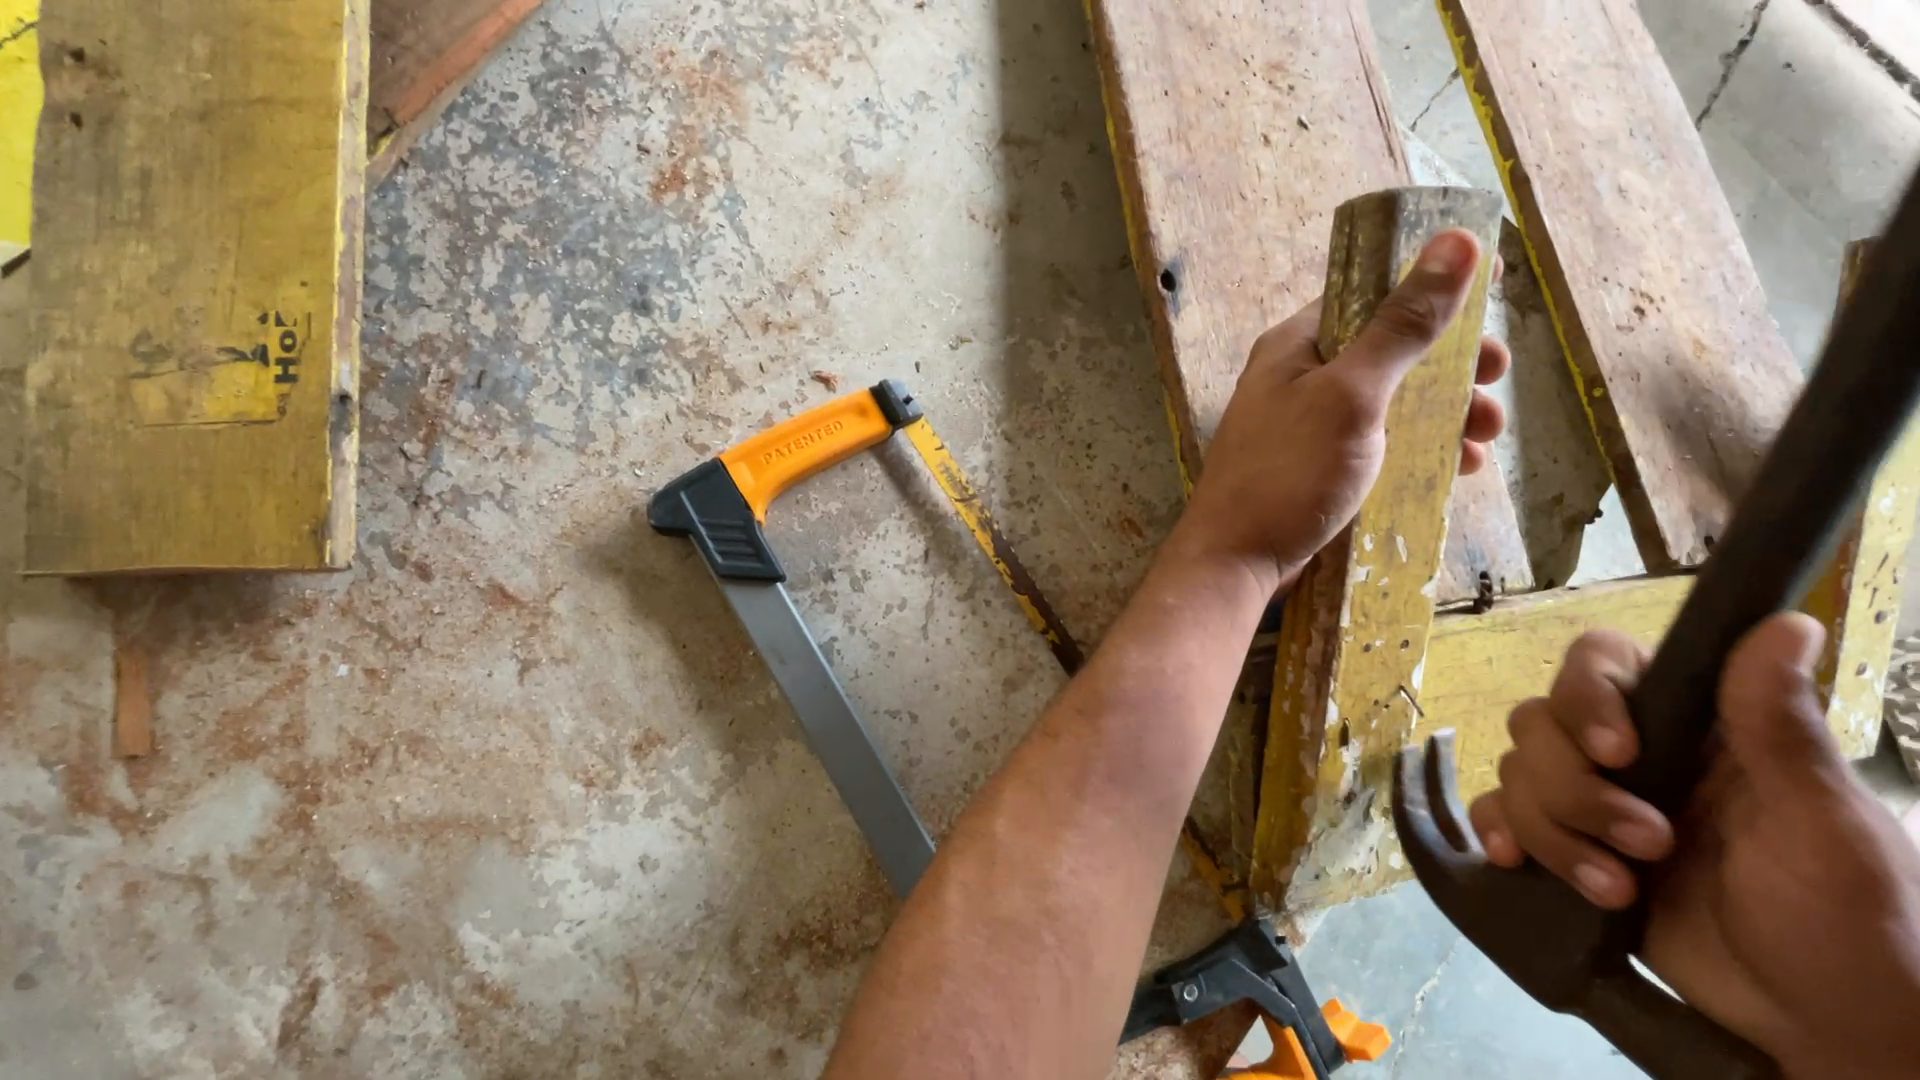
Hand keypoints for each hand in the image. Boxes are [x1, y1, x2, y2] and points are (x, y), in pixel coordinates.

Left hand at [1178, 230, 1507, 587]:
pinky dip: (1425, 448)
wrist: (1236, 563)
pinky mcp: (1323, 467)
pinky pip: (1384, 444)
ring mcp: (1311, 425)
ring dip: (1449, 409)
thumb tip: (1457, 242)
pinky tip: (1462, 466)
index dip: (1431, 286)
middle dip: (1451, 360)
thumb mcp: (1352, 394)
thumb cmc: (1288, 473)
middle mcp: (1301, 377)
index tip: (1495, 287)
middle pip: (1391, 348)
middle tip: (1497, 374)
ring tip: (1488, 433)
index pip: (1370, 292)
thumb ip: (1402, 326)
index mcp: (1296, 345)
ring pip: (1395, 401)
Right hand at [1471, 614, 1919, 1079]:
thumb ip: (1782, 729)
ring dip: (1554, 831)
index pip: (1602, 664)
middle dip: (1577, 789)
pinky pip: (1497, 817)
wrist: (1822, 1031)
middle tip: (1649, 845)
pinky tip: (1515, 863)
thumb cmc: (1850, 924)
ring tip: (1617, 889)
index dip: (1586, 696)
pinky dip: (1500, 833)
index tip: (1617, 754)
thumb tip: (1788, 622)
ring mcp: (1590, 803)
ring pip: (1515, 774)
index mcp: (1692, 729)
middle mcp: (1630, 754)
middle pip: (1540, 723)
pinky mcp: (1563, 849)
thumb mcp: (1826, 826)